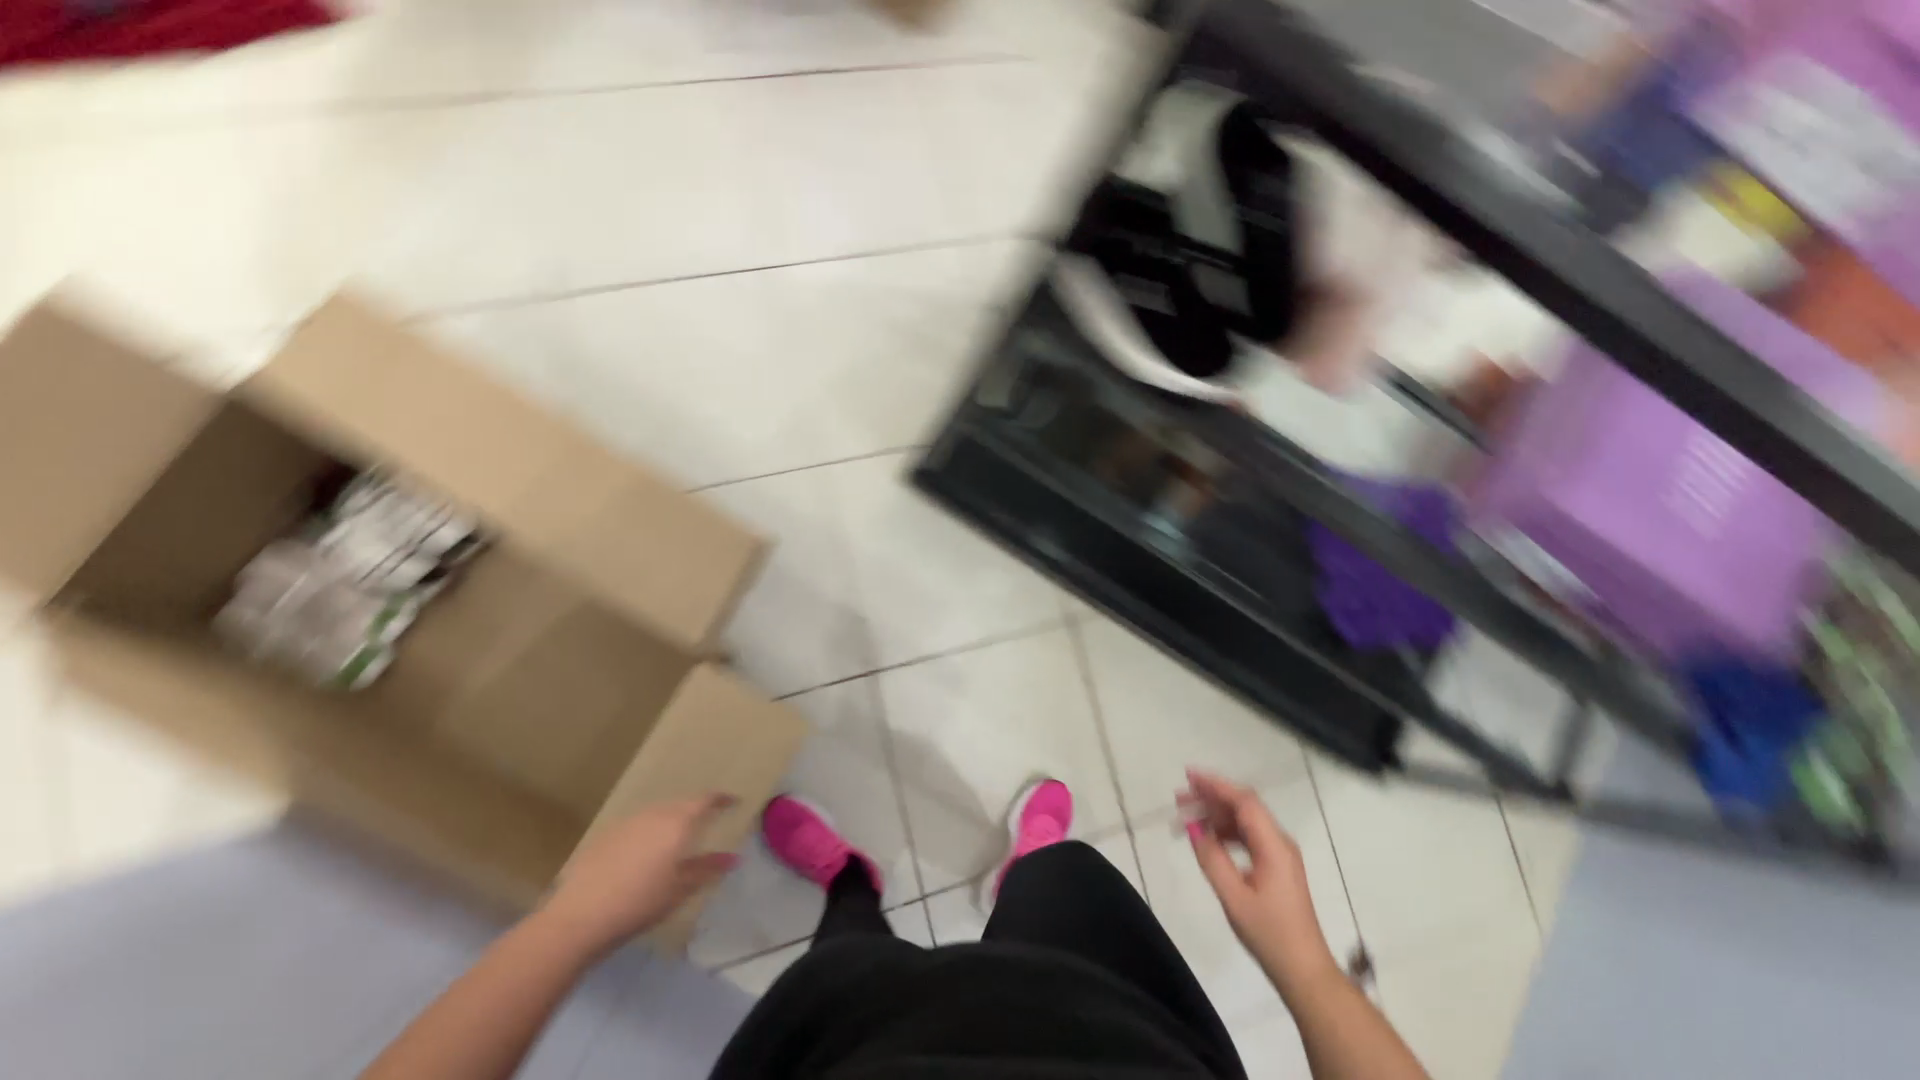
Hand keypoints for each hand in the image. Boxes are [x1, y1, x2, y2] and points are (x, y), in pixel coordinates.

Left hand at [537, 795, 738, 957]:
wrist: (579, 916)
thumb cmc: (640, 903)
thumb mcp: (680, 889)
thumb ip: (707, 869)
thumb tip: (732, 857)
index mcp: (676, 823)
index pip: (704, 800)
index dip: (720, 799)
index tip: (733, 801)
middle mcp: (652, 814)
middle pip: (680, 804)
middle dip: (695, 810)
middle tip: (707, 822)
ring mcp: (626, 823)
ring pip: (656, 813)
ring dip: (671, 820)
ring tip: (677, 839)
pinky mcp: (605, 835)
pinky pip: (637, 825)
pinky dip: (649, 831)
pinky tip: (645, 853)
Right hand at [1181, 769, 1339, 991]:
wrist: (1304, 970)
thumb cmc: (1269, 934)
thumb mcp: (1233, 897)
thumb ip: (1212, 859)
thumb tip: (1194, 829)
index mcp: (1273, 846)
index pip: (1243, 802)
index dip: (1216, 785)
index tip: (1188, 776)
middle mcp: (1279, 843)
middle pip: (1244, 807)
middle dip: (1211, 798)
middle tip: (1179, 799)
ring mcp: (1280, 855)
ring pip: (1245, 822)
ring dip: (1216, 815)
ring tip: (1186, 818)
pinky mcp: (1276, 867)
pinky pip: (1249, 838)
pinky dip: (1226, 832)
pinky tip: (1207, 839)